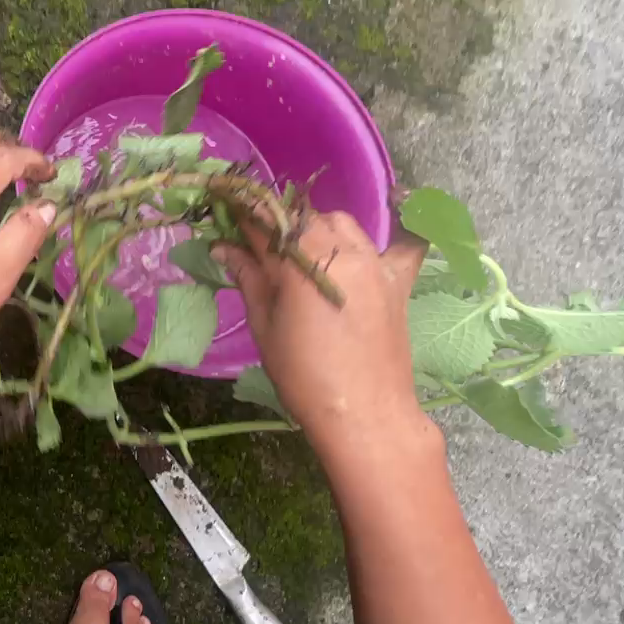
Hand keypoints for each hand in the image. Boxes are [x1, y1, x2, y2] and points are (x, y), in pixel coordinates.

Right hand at [217, 212, 429, 453]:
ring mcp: (374, 262)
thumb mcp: (264, 324)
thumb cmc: (302, 374)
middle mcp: (340, 251)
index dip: (240, 215)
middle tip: (254, 246)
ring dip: (314, 227)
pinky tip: (367, 244)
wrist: (365, 414)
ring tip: (299, 253)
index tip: (223, 210)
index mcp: (301, 262)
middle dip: (275, 223)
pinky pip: (401, 242)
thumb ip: (248, 277)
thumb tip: (223, 247)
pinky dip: (387, 233)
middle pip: (301, 216)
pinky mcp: (397, 279)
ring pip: (339, 222)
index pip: (264, 222)